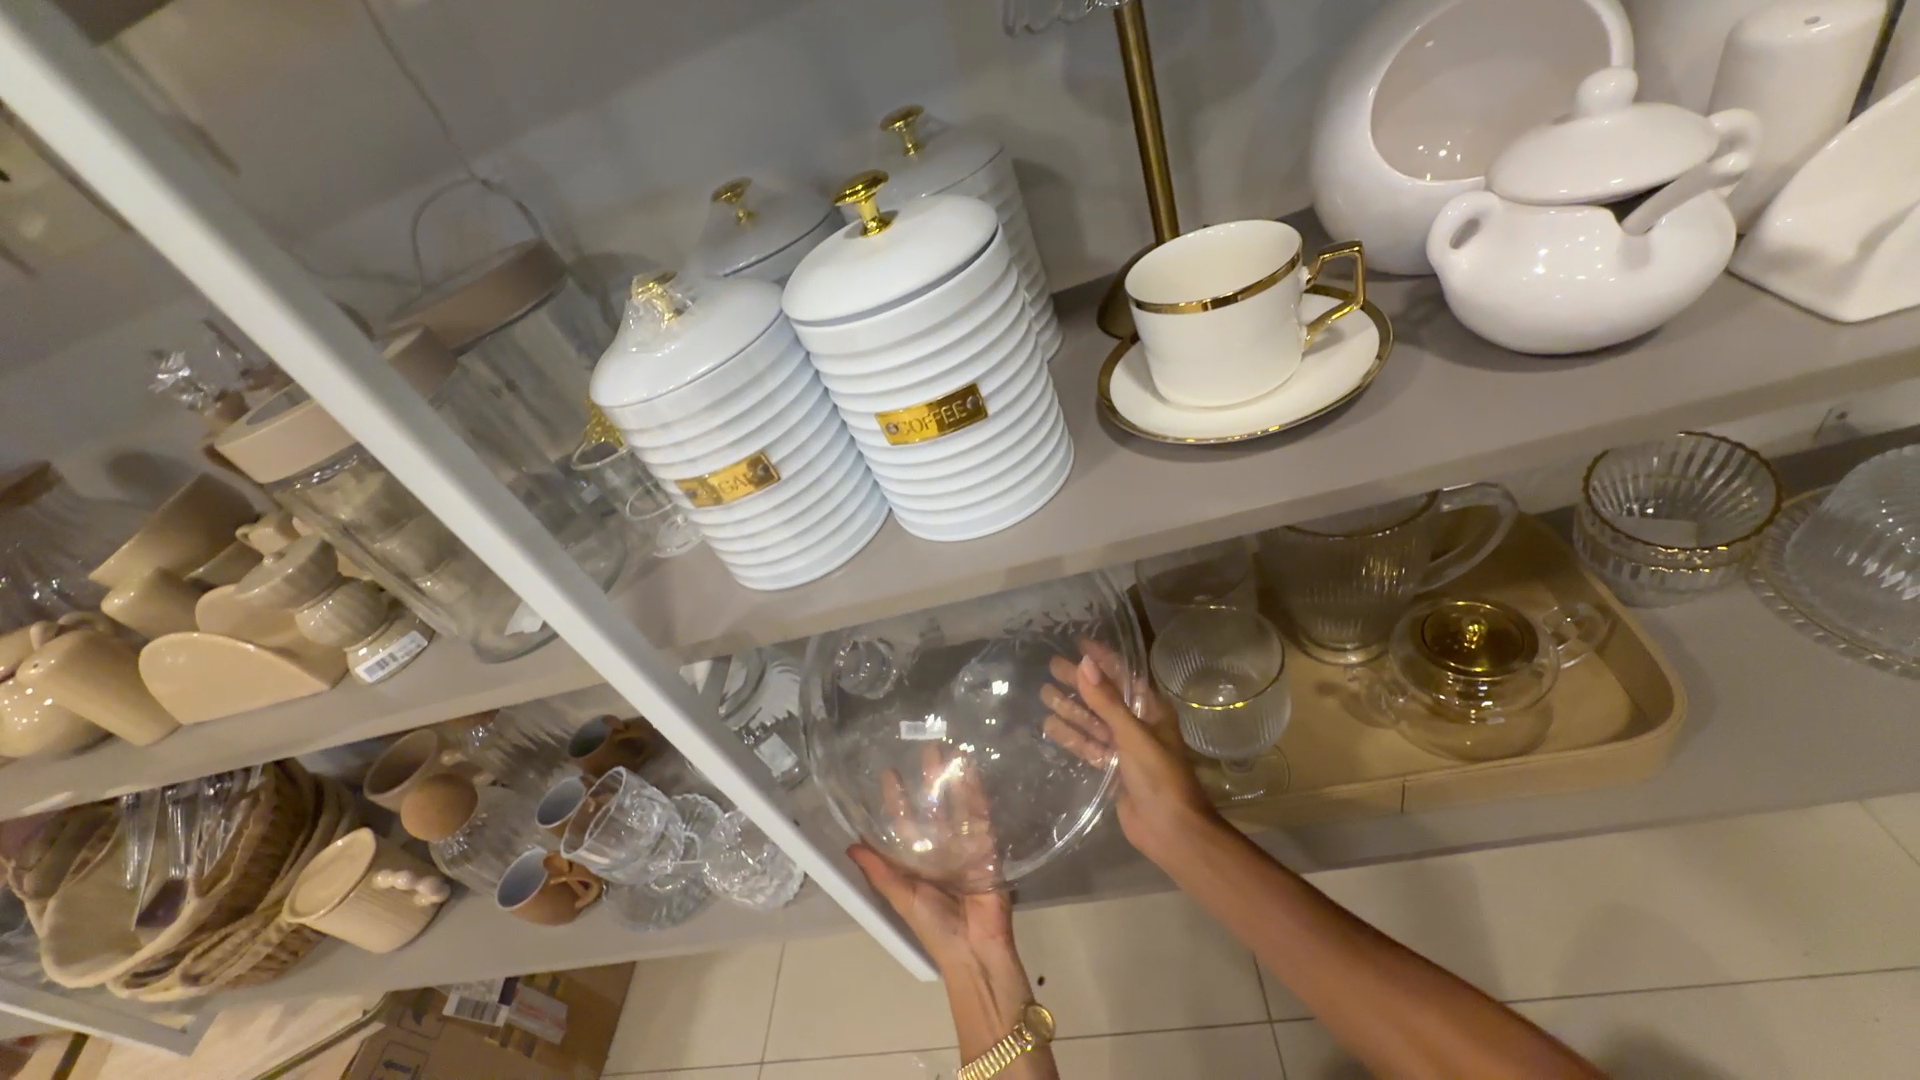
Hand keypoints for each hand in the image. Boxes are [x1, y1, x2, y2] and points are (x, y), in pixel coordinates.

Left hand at [847, 751, 1037, 1062]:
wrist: (975, 949)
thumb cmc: (934, 926)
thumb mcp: (901, 896)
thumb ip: (879, 871)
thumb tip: (849, 845)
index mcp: (917, 861)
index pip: (904, 822)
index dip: (896, 800)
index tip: (889, 773)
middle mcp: (940, 848)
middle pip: (932, 807)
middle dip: (928, 779)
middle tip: (925, 748)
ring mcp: (965, 845)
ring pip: (956, 805)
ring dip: (952, 779)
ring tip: (948, 750)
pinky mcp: (987, 846)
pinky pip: (980, 815)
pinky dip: (976, 793)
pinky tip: (970, 770)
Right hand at [1041, 640, 1221, 864]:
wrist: (1171, 831)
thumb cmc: (1160, 777)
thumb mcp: (1133, 735)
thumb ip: (1106, 701)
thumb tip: (1083, 663)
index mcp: (1153, 711)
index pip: (1124, 675)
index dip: (1102, 658)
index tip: (1078, 644)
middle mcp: (1139, 725)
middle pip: (1104, 697)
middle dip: (1080, 682)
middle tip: (1051, 666)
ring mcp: (1125, 748)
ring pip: (1093, 722)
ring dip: (1071, 708)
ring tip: (1043, 693)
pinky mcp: (1113, 770)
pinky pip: (1088, 746)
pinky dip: (1071, 736)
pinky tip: (1049, 726)